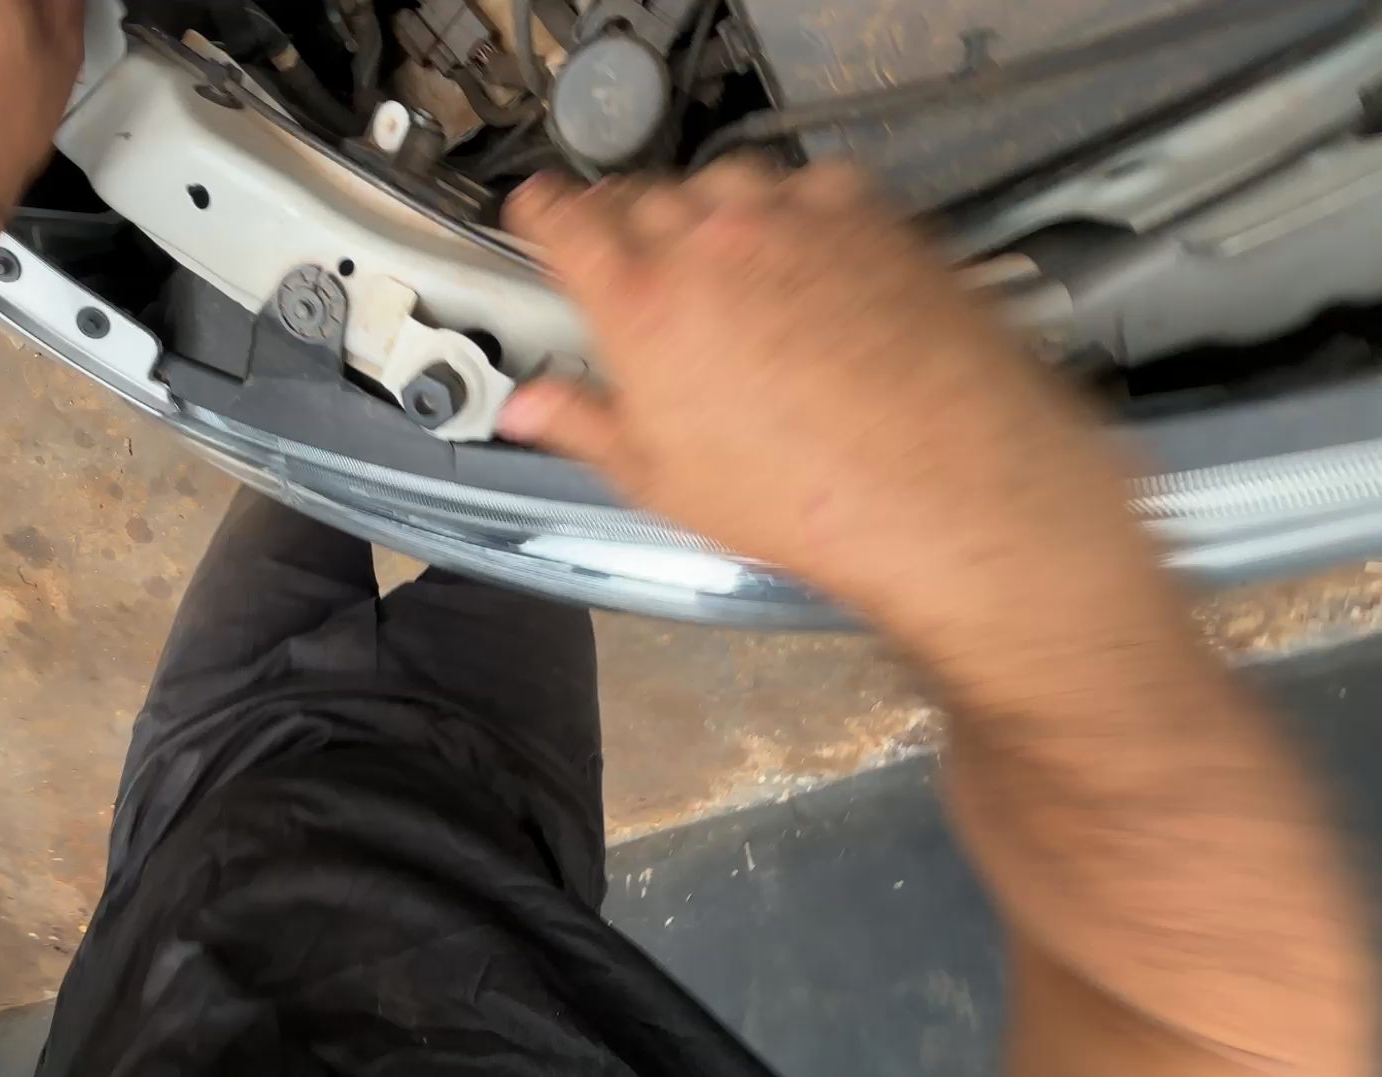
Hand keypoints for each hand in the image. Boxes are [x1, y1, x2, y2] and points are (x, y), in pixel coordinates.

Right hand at [499, 163, 1173, 658]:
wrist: (946, 493)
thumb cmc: (798, 494)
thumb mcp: (655, 476)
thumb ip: (579, 422)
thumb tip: (528, 409)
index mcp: (644, 305)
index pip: (567, 222)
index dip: (541, 210)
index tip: (538, 209)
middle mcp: (714, 245)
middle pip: (638, 196)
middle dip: (617, 224)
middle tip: (623, 266)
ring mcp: (795, 223)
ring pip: (716, 183)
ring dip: (696, 215)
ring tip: (707, 271)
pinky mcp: (870, 220)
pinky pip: (801, 189)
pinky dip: (778, 214)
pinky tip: (787, 267)